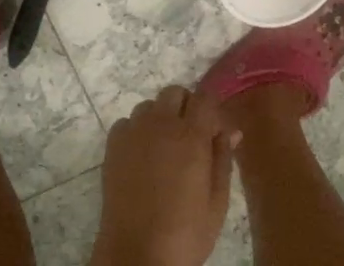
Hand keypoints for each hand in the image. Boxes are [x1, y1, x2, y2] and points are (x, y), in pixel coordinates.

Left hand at [90, 86, 237, 265]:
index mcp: (191, 136)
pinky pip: (127, 123)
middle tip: (191, 139)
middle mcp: (161, 124)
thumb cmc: (185, 234)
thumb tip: (231, 130)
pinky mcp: (113, 146)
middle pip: (175, 93)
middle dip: (186, 107)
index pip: (205, 98)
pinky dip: (137, 132)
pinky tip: (143, 158)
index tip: (215, 132)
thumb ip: (223, 159)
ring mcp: (133, 132)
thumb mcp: (216, 202)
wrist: (136, 255)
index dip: (212, 110)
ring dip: (160, 118)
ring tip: (165, 150)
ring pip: (149, 106)